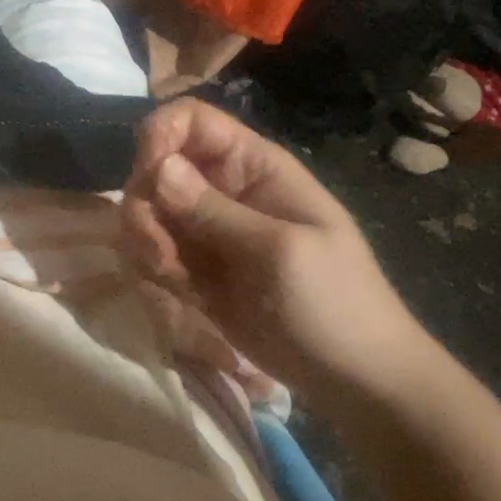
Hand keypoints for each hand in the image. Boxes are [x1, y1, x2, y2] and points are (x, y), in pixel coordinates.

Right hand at [120, 99, 440, 406]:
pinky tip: (179, 292)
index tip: (147, 177)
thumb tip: (158, 167)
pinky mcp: (194, 265)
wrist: (357, 381)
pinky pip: (151, 248)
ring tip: (169, 275)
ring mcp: (205, 227)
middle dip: (145, 202)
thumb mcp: (280, 253)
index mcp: (252, 165)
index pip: (190, 119)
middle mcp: (221, 186)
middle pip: (155, 165)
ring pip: (146, 208)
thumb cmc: (336, 303)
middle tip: (158, 250)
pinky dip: (151, 265)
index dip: (160, 136)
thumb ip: (215, 211)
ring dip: (144, 238)